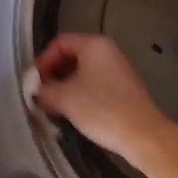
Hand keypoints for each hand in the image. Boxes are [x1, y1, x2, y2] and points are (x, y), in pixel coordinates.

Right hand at [33, 33, 175, 165]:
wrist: (143, 134)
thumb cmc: (102, 109)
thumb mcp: (66, 99)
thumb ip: (45, 91)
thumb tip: (36, 91)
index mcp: (94, 44)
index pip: (60, 42)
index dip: (43, 61)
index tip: (34, 85)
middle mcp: (107, 51)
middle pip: (71, 56)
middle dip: (53, 75)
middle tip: (42, 97)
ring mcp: (118, 69)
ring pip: (83, 72)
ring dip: (66, 88)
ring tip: (55, 109)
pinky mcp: (124, 88)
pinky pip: (95, 84)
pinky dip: (81, 95)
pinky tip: (74, 114)